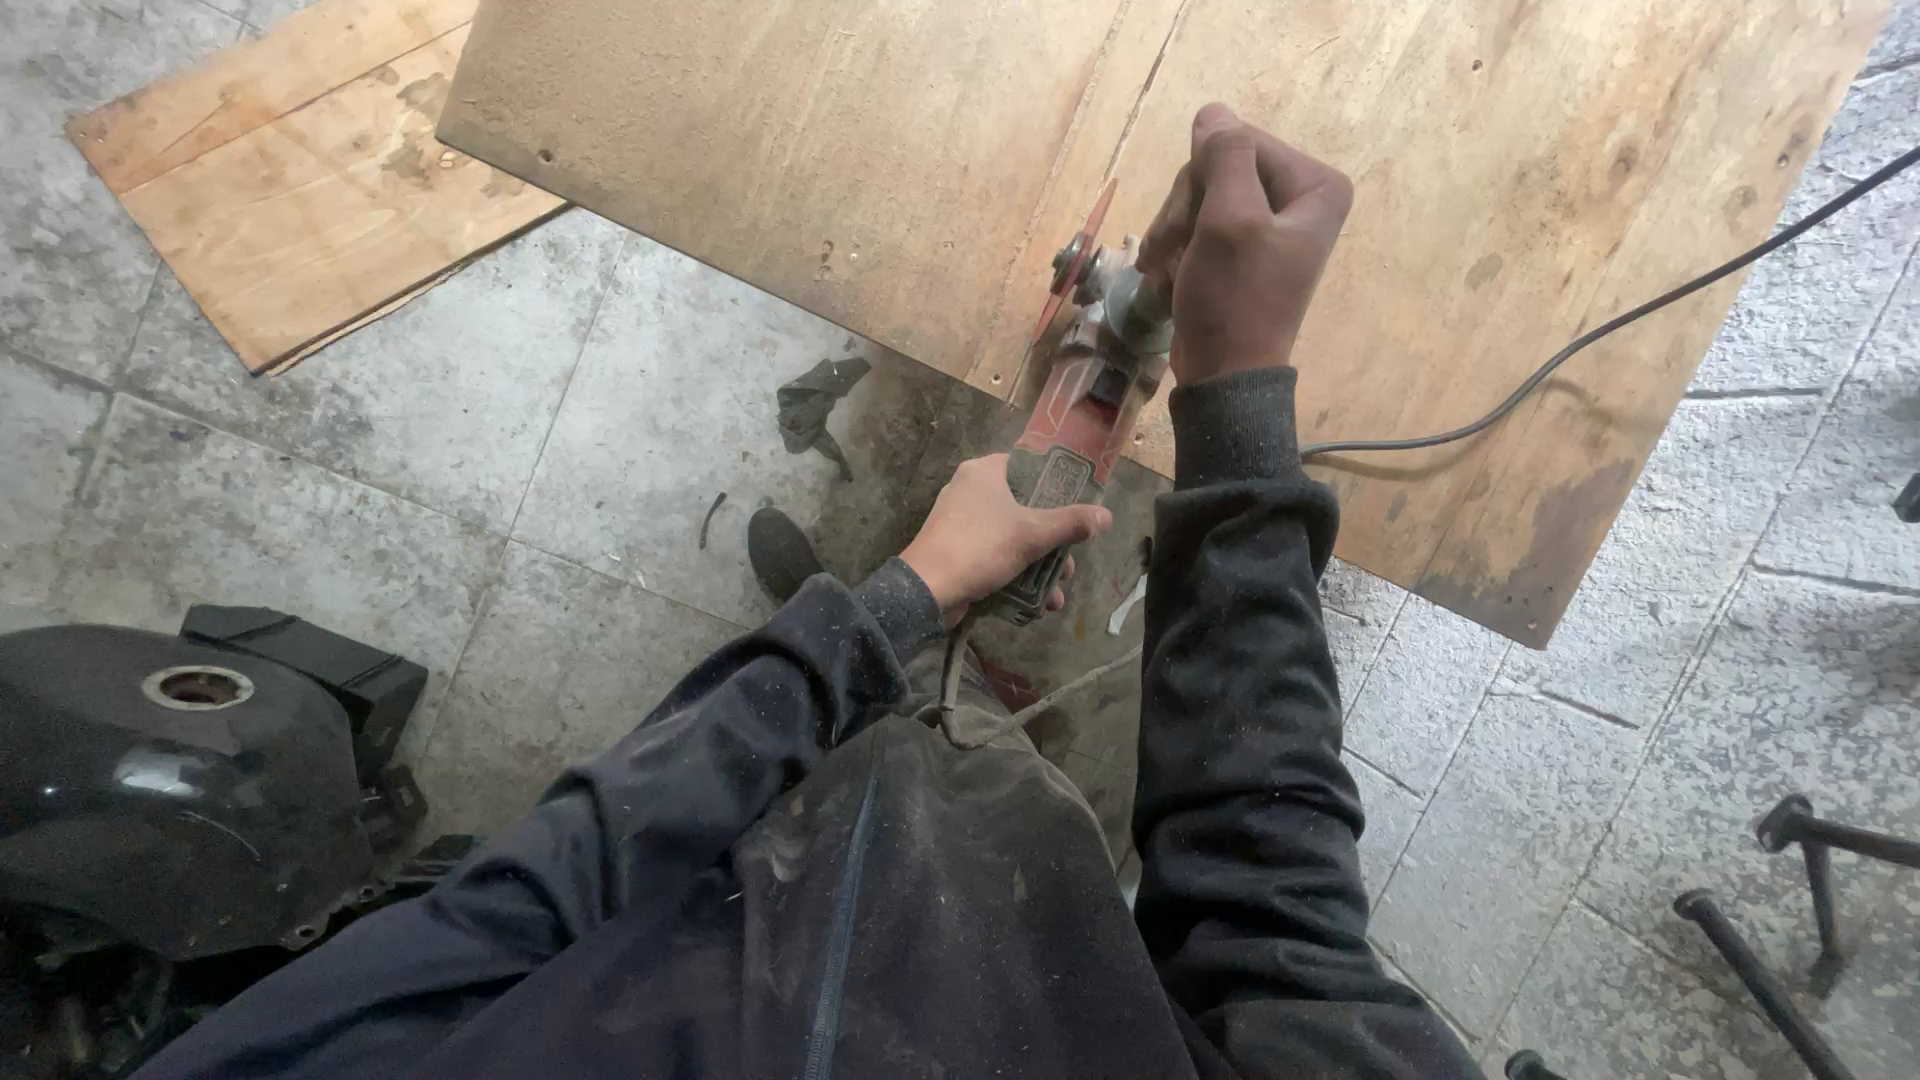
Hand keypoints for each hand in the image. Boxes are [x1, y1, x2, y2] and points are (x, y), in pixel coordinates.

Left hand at [900, 454, 1112, 623]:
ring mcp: (961, 522)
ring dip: (1038, 567)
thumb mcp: (1032, 534)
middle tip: (1069, 565)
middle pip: (1025, 508)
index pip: (1028, 466)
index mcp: (984, 472)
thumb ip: (1071, 523)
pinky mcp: (957, 550)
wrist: (927, 590)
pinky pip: (995, 556)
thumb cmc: (980, 547)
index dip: (1056, 485)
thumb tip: (1107, 516)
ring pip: (1012, 537)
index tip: (1077, 508)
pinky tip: (1037, 603)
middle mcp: (970, 490)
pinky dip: (1016, 575)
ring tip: (1056, 594)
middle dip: (1052, 543)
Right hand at [1138, 103, 1352, 384]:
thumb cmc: (1233, 299)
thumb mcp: (1229, 220)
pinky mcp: (1239, 256)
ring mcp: (1266, 231)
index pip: (1240, 143)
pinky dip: (1175, 254)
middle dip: (1183, 212)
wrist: (1223, 375)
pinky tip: (1166, 279)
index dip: (1200, 178)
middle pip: (1219, 172)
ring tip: (1161, 271)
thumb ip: (1224, 157)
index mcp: (1316, 186)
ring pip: (1200, 202)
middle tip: (1165, 250)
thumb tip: (1212, 113)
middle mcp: (1297, 202)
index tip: (1186, 223)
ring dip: (1170, 235)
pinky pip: (1197, 231)